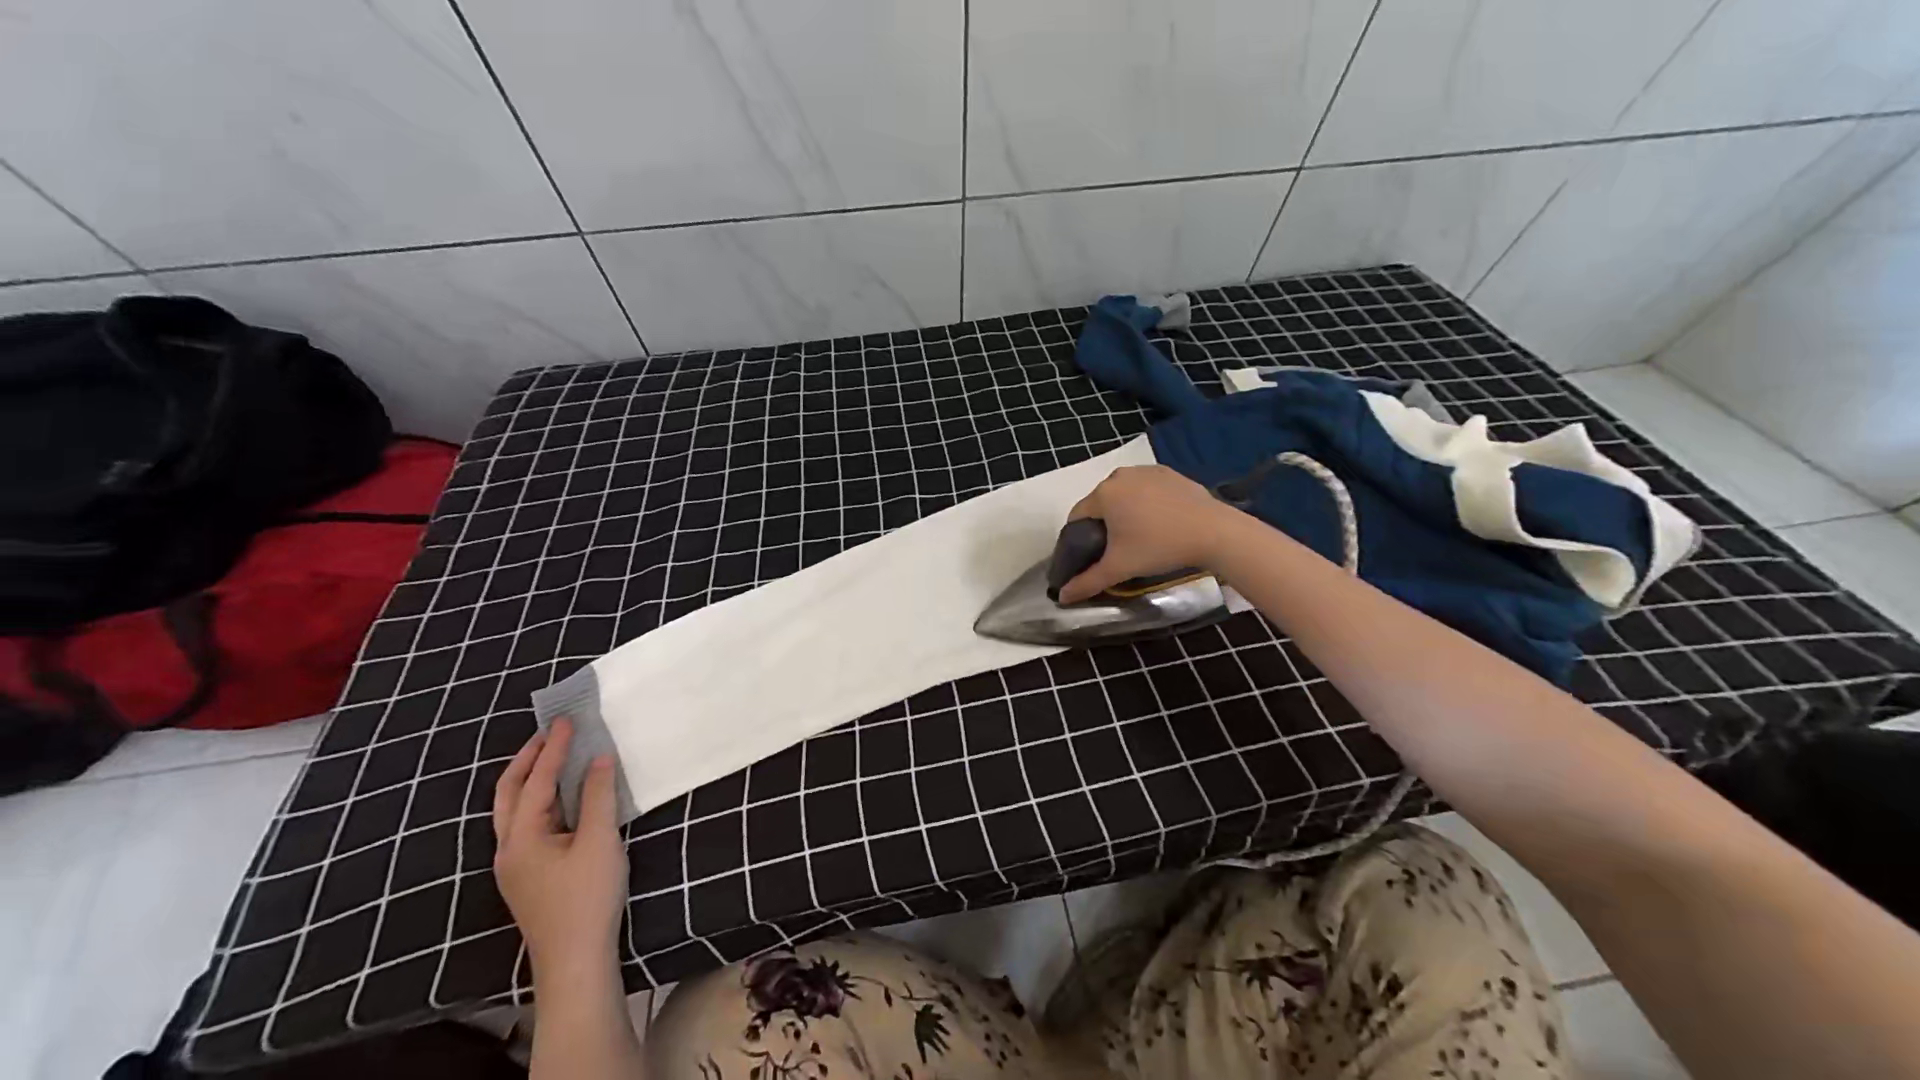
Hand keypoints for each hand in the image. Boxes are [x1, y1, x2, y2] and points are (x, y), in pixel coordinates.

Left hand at [493, 718, 627, 977]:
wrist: (575, 958)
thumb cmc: (587, 897)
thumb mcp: (599, 841)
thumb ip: (597, 796)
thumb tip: (599, 758)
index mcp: (522, 837)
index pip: (537, 781)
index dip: (554, 748)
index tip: (567, 719)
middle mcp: (508, 847)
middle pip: (509, 793)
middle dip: (527, 759)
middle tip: (549, 732)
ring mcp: (514, 864)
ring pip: (513, 810)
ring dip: (530, 778)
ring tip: (552, 756)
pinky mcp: (527, 875)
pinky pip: (525, 823)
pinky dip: (539, 799)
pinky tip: (559, 798)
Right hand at [1057, 465, 1238, 602]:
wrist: (1214, 532)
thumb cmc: (1160, 547)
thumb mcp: (1120, 568)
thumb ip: (1087, 582)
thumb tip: (1061, 597)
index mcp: (1103, 494)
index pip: (1078, 516)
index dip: (1080, 538)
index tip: (1093, 556)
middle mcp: (1120, 475)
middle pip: (1101, 503)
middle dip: (1105, 524)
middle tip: (1119, 550)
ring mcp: (1146, 471)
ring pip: (1124, 495)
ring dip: (1126, 512)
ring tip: (1142, 536)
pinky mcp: (1169, 473)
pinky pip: (1147, 489)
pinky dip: (1147, 503)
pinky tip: (1161, 522)